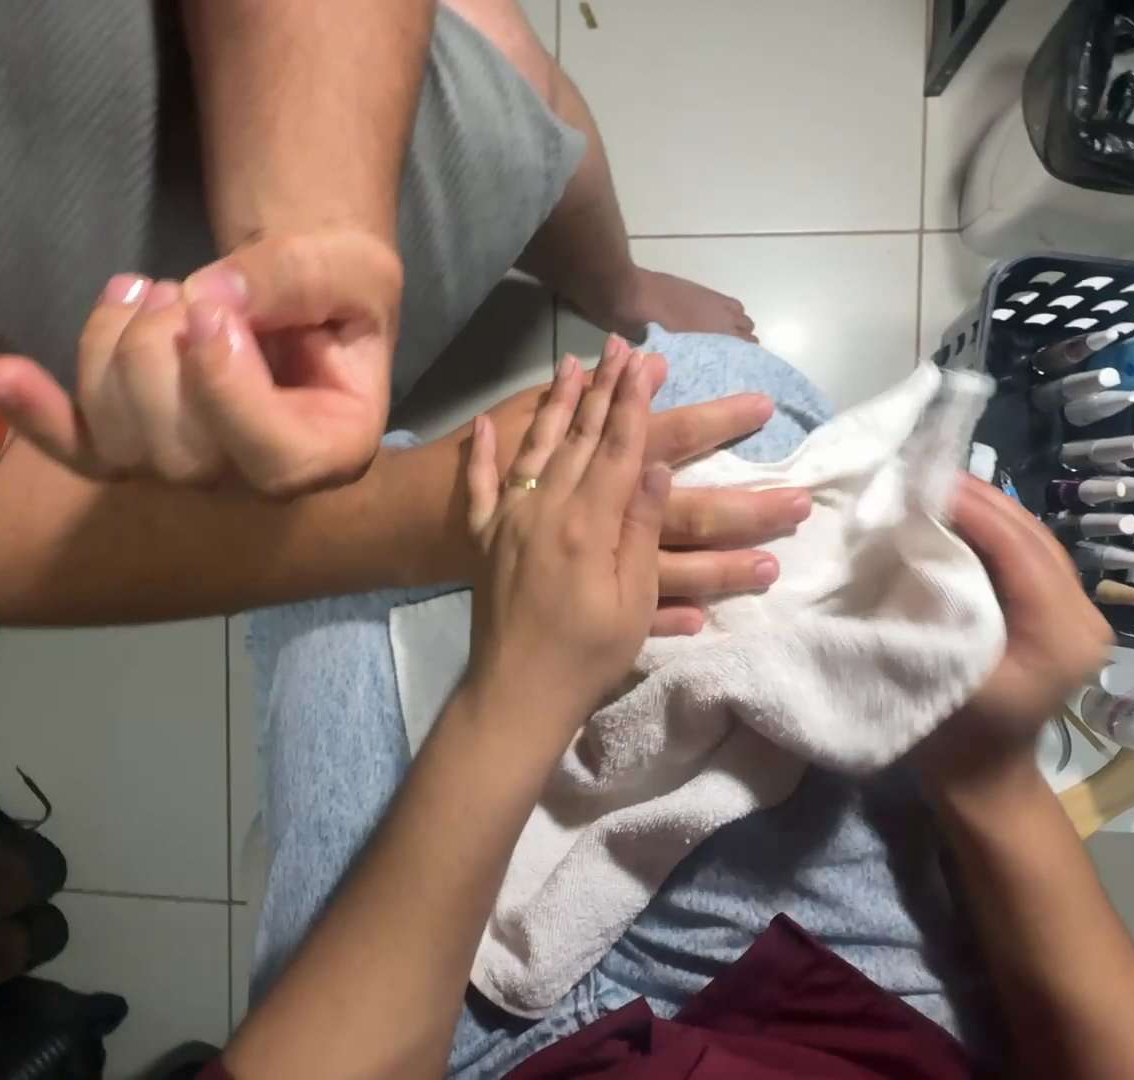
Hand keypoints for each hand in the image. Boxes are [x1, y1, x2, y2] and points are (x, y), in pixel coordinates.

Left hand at [0, 230, 400, 496]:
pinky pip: (85, 453)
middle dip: (160, 353)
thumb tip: (211, 294)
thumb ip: (302, 279)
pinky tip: (2, 375)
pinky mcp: (146, 446)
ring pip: (127, 446)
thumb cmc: (343, 291)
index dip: (227, 388)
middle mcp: (264, 477)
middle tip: (182, 286)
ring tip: (147, 289)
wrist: (306, 298)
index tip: (210, 309)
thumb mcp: (355, 268)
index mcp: (334, 448)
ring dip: (114, 349)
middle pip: (186, 456)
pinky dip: (41, 416)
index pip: (278, 461)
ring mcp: (200, 469)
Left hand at [475, 339, 812, 635]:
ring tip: (569, 362)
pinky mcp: (486, 538)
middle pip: (580, 436)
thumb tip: (652, 466)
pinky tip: (486, 422)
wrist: (517, 692)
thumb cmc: (588, 654)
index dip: (632, 403)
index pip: (619, 448)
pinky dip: (482, 452)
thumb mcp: (633, 600)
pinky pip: (480, 486)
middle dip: (601, 388)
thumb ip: (640, 529)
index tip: (643, 362)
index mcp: (589, 524)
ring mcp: (510, 519)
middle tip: (614, 346)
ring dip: (554, 403)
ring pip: (535, 447)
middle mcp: (546, 508)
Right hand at [912, 475, 1113, 791]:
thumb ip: (937, 606)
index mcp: (1062, 633)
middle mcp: (1084, 616)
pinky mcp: (1060, 615)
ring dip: (984, 512)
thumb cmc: (955, 733)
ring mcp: (1078, 614)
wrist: (983, 778)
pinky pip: (1026, 558)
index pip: (1020, 548)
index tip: (922, 483)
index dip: (973, 509)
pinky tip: (954, 523)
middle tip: (923, 476)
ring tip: (935, 491)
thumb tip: (912, 540)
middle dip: (979, 499)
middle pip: (1032, 536)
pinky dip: (990, 533)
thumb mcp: (941, 669)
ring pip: (1031, 541)